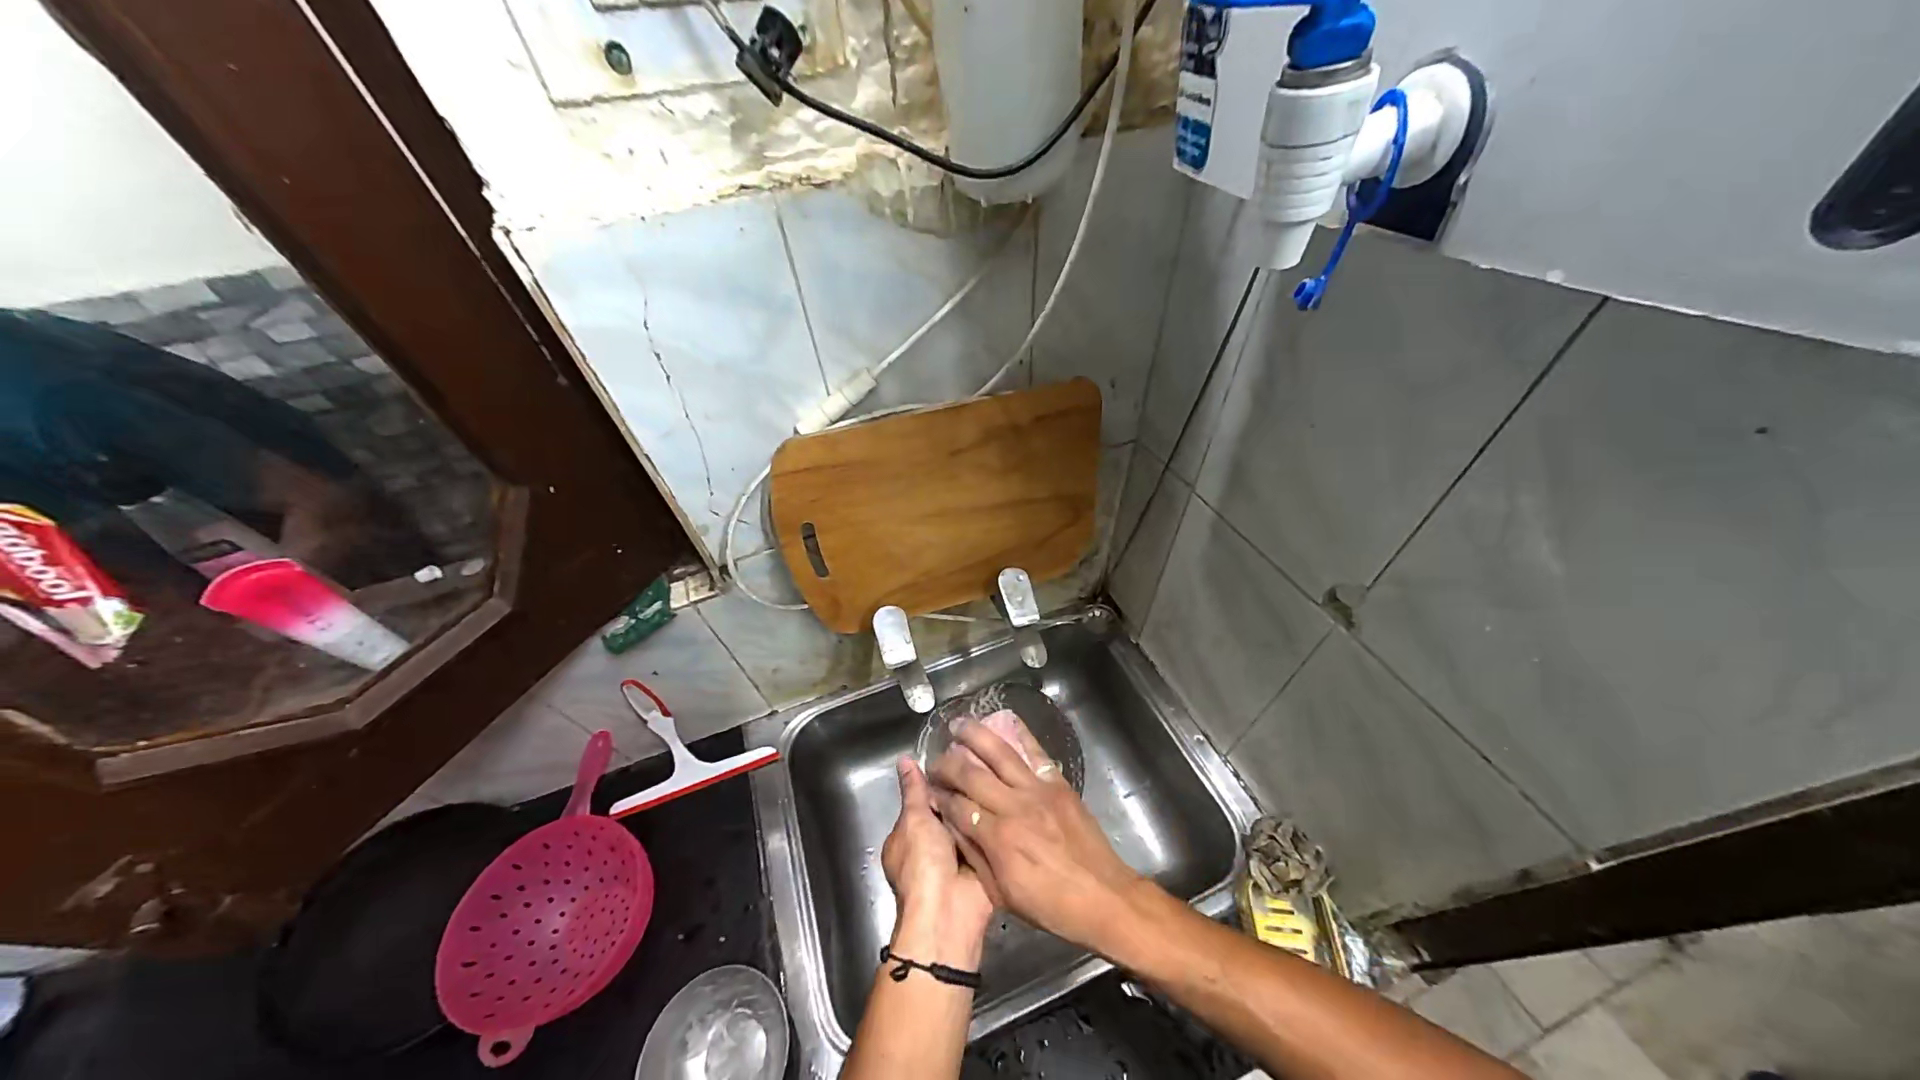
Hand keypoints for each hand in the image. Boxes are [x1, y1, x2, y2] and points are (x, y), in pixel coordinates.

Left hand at [881, 756, 994, 968]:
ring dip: (981, 808)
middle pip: (949, 811)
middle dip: (963, 794)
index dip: (938, 782)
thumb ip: (914, 790)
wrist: (949, 913)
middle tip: (985, 764)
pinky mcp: (981, 865)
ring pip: (970, 823)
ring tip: (1001, 776)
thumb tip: (904, 760)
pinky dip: (996, 825)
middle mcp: (932, 847)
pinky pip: (988, 838)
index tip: (958, 757)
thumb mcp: (914, 820)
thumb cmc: (922, 865)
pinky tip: (1010, 802)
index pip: (923, 801)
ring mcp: (957, 858)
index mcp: (908, 837)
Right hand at [928, 712, 1146, 955]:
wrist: (1105, 898)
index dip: (939, 797)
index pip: (957, 807)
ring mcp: (1038, 791)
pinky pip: (1036, 754)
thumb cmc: (1052, 906)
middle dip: (947, 765)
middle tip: (936, 761)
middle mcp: (1014, 807)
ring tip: (959, 724)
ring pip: (1000, 753)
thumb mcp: (1003, 894)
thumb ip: (975, 855)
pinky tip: (1007, 720)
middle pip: (971, 774)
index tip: (928, 790)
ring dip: (975, 735)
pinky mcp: (1059, 785)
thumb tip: (953, 826)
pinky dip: (1021, 734)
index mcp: (998, 838)